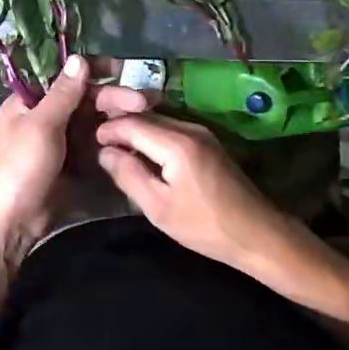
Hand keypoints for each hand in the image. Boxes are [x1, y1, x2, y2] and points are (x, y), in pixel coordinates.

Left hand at [0, 56, 152, 267]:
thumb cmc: (20, 167)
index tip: (122, 69)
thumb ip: (63, 93)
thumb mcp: (41, 125)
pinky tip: (134, 138)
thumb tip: (79, 57)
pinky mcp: (71, 163)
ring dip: (117, 118)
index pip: (65, 76)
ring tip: (146, 117)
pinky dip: (112, 139)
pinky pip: (94, 144)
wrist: (12, 222)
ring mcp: (59, 141)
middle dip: (113, 98)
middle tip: (144, 102)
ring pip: (92, 122)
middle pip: (83, 100)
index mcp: (29, 101)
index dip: (93, 70)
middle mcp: (44, 117)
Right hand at [93, 112, 306, 272]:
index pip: (132, 122)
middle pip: (146, 116)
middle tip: (97, 144)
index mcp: (176, 143)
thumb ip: (128, 175)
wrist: (257, 233)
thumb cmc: (204, 225)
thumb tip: (105, 152)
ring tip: (115, 149)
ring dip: (136, 131)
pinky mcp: (208, 142)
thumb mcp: (158, 207)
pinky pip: (172, 130)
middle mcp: (190, 128)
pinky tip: (143, 155)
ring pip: (159, 121)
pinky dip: (153, 137)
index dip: (108, 130)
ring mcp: (202, 133)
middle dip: (120, 126)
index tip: (91, 143)